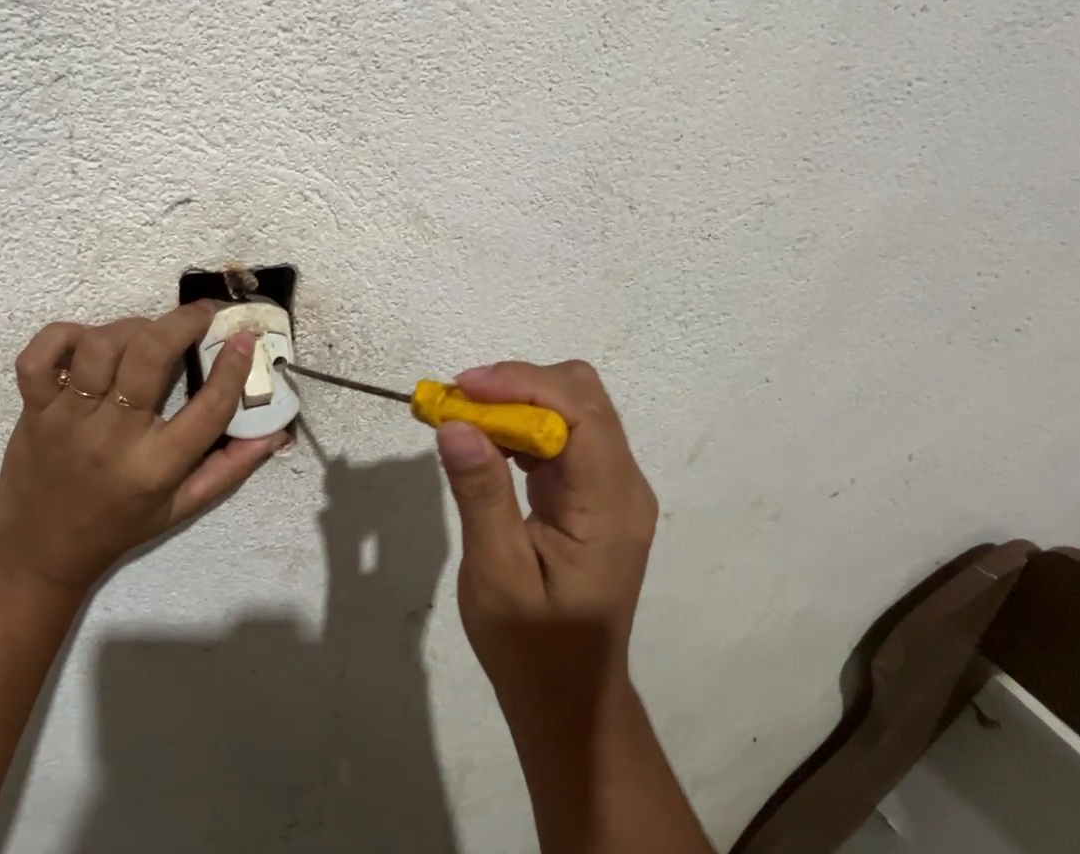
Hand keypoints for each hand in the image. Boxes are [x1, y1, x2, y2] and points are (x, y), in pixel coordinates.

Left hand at [0, 302, 290, 590]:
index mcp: (157, 466)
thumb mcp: (181, 508)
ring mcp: (68, 419)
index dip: (233, 366)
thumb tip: (275, 432)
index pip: (208, 407)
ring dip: (131, 327)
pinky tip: (87, 341)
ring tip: (147, 332)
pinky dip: (63, 336)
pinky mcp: (34, 409)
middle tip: (203, 313)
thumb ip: (229, 468)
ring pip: (100, 346)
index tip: (244, 337)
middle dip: (184, 321)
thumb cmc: (119, 526)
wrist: (41, 550)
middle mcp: (114, 437)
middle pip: (150, 355)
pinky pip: (38, 357)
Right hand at [435, 361, 658, 694]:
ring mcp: (611, 490)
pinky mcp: (591, 497)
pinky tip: (484, 446)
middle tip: (456, 406)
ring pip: (573, 410)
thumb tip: (457, 424)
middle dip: (517, 386)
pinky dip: (520, 426)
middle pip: (584, 398)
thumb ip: (481, 495)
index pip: (580, 414)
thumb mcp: (496, 574)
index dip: (522, 385)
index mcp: (608, 507)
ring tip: (460, 421)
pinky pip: (562, 438)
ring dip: (515, 402)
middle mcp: (622, 487)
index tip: (460, 389)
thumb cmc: (531, 646)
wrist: (567, 695)